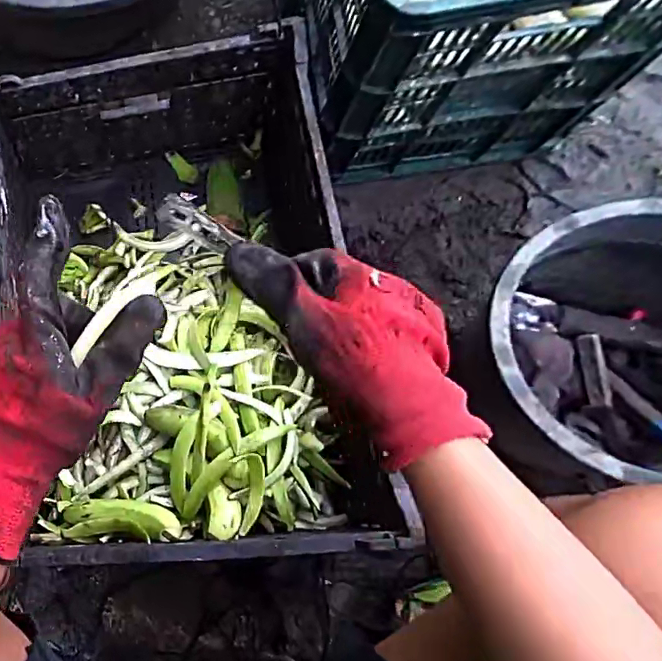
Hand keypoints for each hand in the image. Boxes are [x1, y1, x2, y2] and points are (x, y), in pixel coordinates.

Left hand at [0, 196, 163, 562]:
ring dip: (67, 343)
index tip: (53, 214)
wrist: (13, 463)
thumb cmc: (55, 426)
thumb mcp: (100, 386)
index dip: (49, 241)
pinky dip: (51, 353)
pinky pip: (31, 342)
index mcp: (34, 328)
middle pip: (53, 306)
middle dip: (80, 325)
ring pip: (45, 327)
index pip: (39, 272)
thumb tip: (150, 305)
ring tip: (78, 381)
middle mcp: (10, 330)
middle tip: (94, 361)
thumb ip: (124, 343)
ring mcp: (0, 346)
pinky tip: (57, 386)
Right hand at [227, 245, 487, 469]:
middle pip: (335, 292)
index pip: (311, 262)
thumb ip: (274, 285)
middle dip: (313, 310)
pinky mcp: (423, 348)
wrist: (412, 408)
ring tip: (322, 361)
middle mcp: (389, 286)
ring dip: (339, 333)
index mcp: (358, 273)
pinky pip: (382, 341)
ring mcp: (411, 317)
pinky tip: (354, 373)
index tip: (269, 308)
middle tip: (293, 339)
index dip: (284, 282)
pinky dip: (364, 352)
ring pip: (358, 317)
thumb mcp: (305, 319)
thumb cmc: (354, 359)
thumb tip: (238, 252)